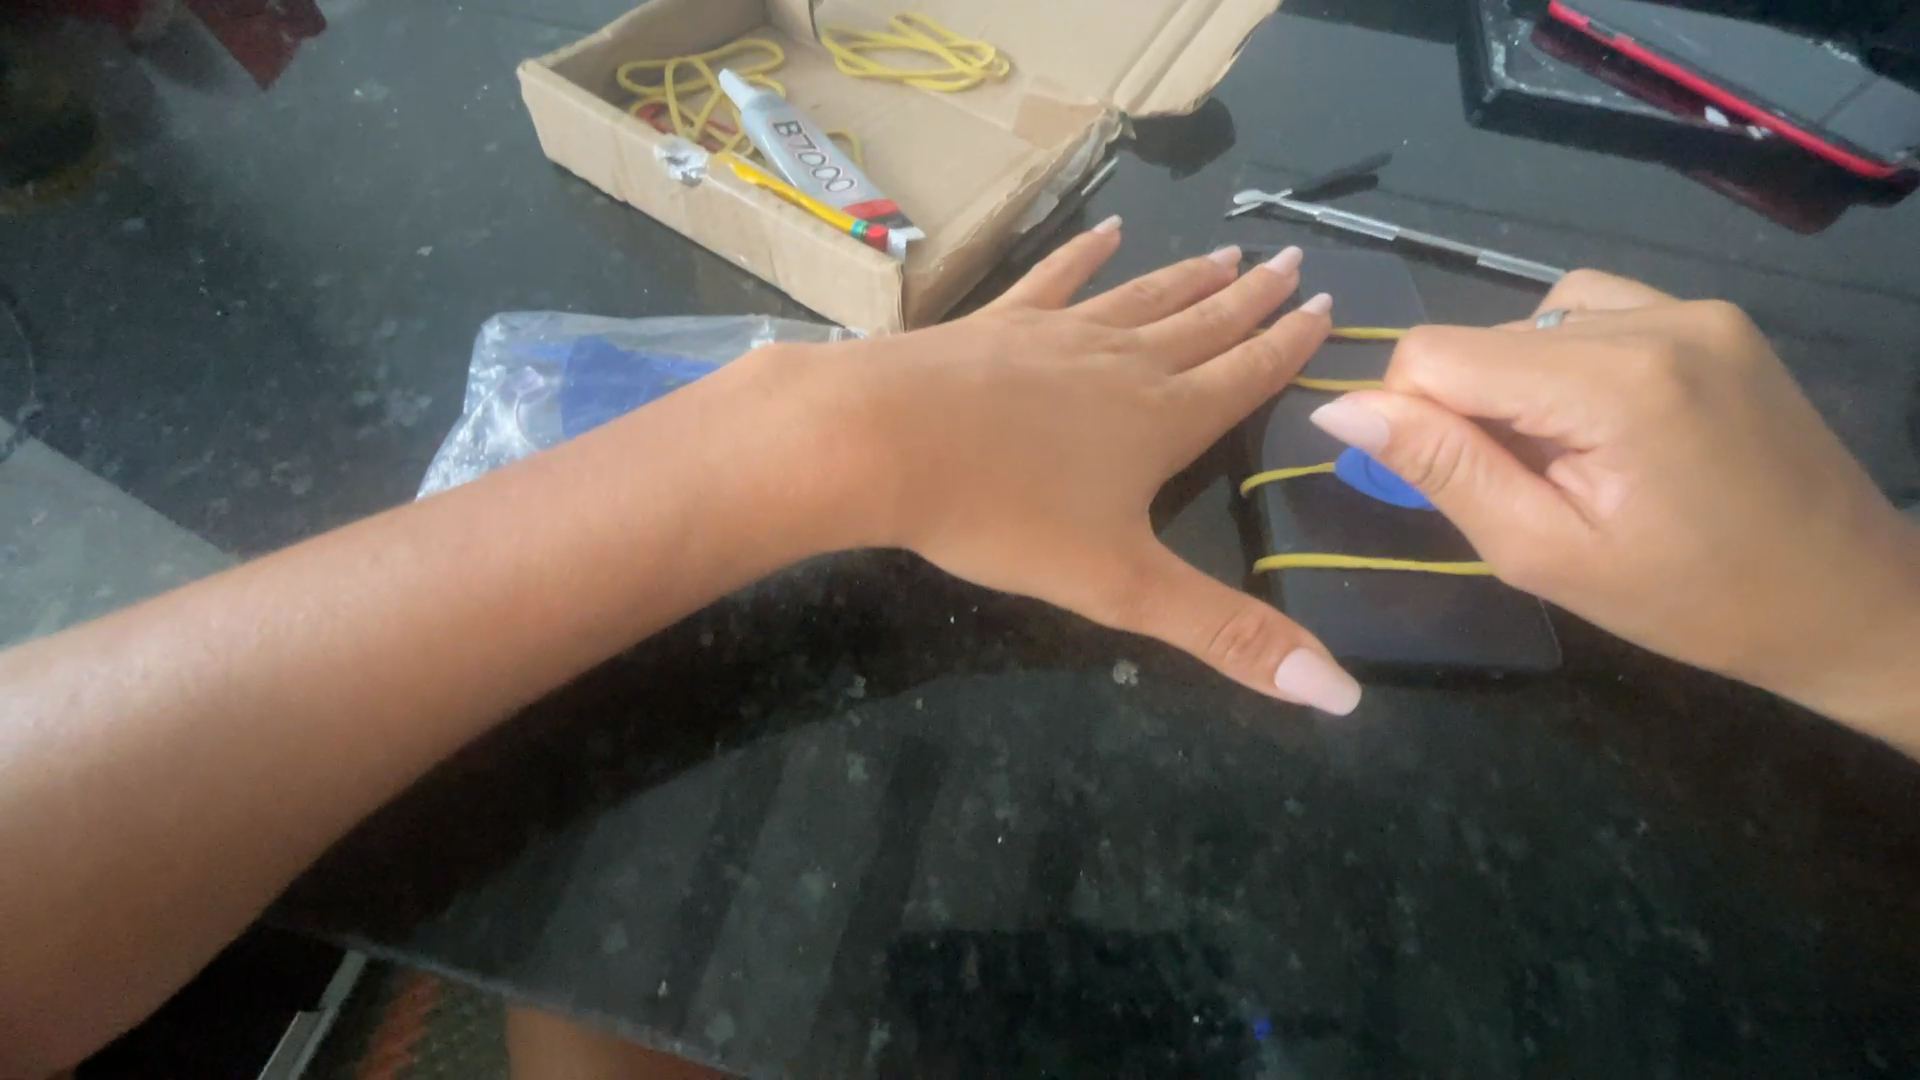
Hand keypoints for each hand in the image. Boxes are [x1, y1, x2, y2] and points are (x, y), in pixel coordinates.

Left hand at [761, 223, 1361, 712]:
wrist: (882, 442)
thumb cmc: (1002, 516)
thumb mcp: (1120, 588)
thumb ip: (1223, 635)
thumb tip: (1340, 693)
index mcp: (1159, 421)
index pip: (1244, 378)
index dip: (1288, 348)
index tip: (1326, 306)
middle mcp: (1119, 364)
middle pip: (1201, 326)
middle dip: (1251, 302)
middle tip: (1293, 264)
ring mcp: (1054, 335)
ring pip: (1139, 299)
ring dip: (1186, 278)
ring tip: (1228, 251)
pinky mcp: (994, 324)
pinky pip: (1052, 280)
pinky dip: (1081, 257)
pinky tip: (1103, 231)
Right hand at [1307, 270, 1919, 744]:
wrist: (1845, 599)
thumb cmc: (1681, 598)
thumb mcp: (1535, 549)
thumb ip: (1438, 466)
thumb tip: (1338, 410)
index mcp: (1612, 382)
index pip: (1432, 353)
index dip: (1407, 414)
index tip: (1445, 475)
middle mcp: (1655, 319)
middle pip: (1474, 339)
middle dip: (1463, 409)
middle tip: (1520, 483)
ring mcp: (1691, 308)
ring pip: (1517, 324)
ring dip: (1504, 387)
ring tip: (1556, 451)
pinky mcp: (1707, 316)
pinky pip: (1578, 311)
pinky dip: (1550, 359)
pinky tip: (1584, 411)